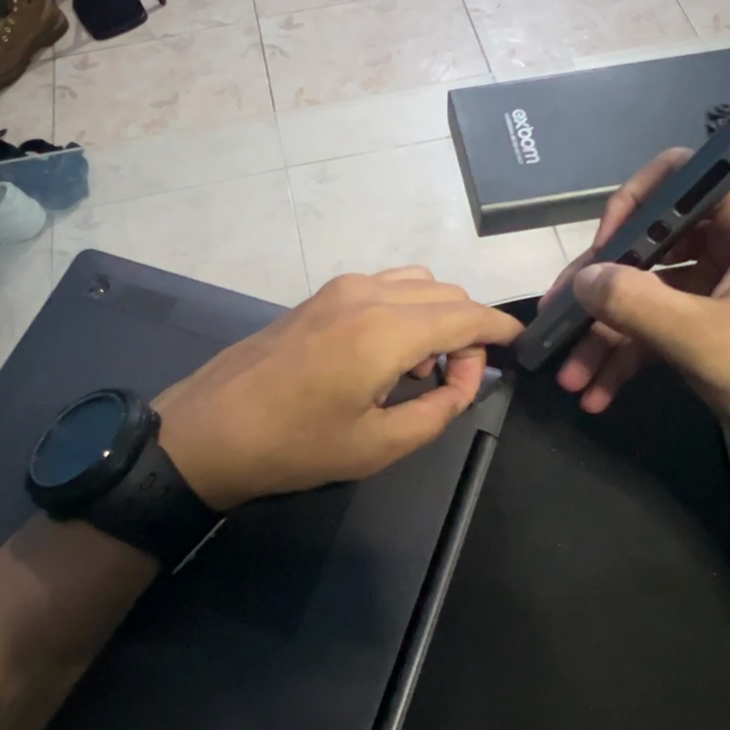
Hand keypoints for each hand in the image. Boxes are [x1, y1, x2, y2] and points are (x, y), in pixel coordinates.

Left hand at [152, 268, 522, 510]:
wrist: (210, 430)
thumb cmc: (296, 446)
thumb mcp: (380, 445)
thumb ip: (439, 409)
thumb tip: (466, 378)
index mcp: (387, 329)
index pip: (468, 315)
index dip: (501, 331)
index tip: (519, 349)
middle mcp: (368, 293)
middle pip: (446, 293)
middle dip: (468, 330)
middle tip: (458, 381)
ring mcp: (340, 289)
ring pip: (416, 284)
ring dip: (436, 316)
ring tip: (422, 369)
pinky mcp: (320, 296)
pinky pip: (384, 288)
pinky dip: (406, 310)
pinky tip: (389, 355)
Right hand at [544, 151, 729, 477]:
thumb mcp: (704, 341)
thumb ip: (634, 302)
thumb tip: (581, 278)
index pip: (680, 177)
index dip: (630, 207)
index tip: (598, 254)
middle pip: (655, 243)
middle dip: (603, 291)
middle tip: (559, 322)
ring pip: (654, 291)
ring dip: (610, 334)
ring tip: (573, 379)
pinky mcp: (726, 325)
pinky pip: (668, 324)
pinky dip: (634, 354)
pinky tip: (600, 392)